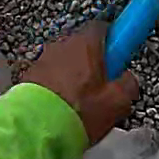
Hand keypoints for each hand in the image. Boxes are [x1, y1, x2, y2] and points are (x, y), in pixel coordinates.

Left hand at [22, 20, 140, 142]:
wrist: (33, 132)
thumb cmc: (78, 112)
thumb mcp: (117, 103)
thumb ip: (129, 84)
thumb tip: (128, 79)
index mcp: (86, 44)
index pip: (104, 27)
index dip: (115, 40)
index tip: (120, 56)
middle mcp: (62, 44)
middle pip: (85, 46)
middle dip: (95, 62)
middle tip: (103, 87)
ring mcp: (43, 58)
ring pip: (67, 61)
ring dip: (75, 75)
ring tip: (80, 103)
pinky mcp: (29, 75)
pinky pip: (51, 75)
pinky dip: (58, 86)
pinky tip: (62, 107)